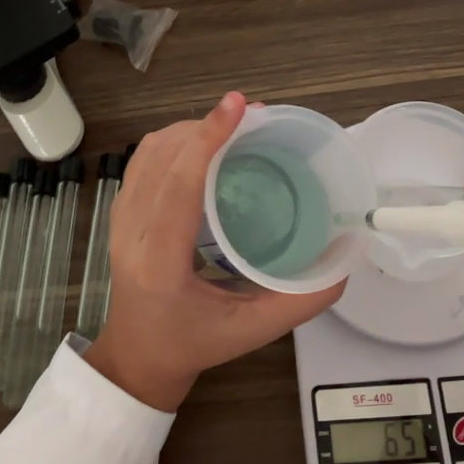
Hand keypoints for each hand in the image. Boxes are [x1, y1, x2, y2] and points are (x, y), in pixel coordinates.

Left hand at [84, 92, 344, 410]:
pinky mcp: (119, 210)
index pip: (179, 185)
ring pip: (150, 152)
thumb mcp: (250, 331)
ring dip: (190, 129)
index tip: (238, 105)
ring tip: (234, 126)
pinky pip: (144, 160)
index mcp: (159, 261)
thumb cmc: (193, 345)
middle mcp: (131, 231)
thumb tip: (344, 257)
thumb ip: (298, 299)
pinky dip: (175, 141)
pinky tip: (205, 144)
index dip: (207, 138)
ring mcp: (119, 218)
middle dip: (207, 126)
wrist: (137, 358)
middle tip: (253, 116)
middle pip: (163, 157)